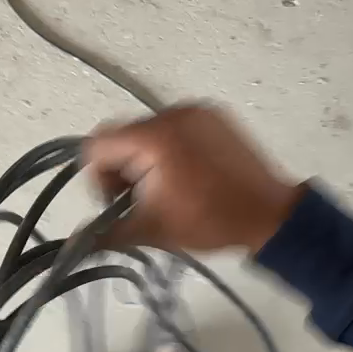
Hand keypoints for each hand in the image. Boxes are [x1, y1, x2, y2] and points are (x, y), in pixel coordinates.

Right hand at [82, 102, 305, 252]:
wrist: (271, 215)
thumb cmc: (211, 221)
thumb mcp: (153, 229)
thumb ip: (109, 231)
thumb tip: (81, 239)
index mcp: (154, 136)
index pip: (98, 144)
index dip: (98, 175)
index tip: (116, 199)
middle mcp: (173, 113)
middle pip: (122, 136)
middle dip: (123, 169)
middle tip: (140, 199)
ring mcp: (197, 112)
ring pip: (147, 132)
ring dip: (145, 160)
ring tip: (165, 189)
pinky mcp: (214, 117)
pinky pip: (174, 128)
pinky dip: (170, 150)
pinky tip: (185, 176)